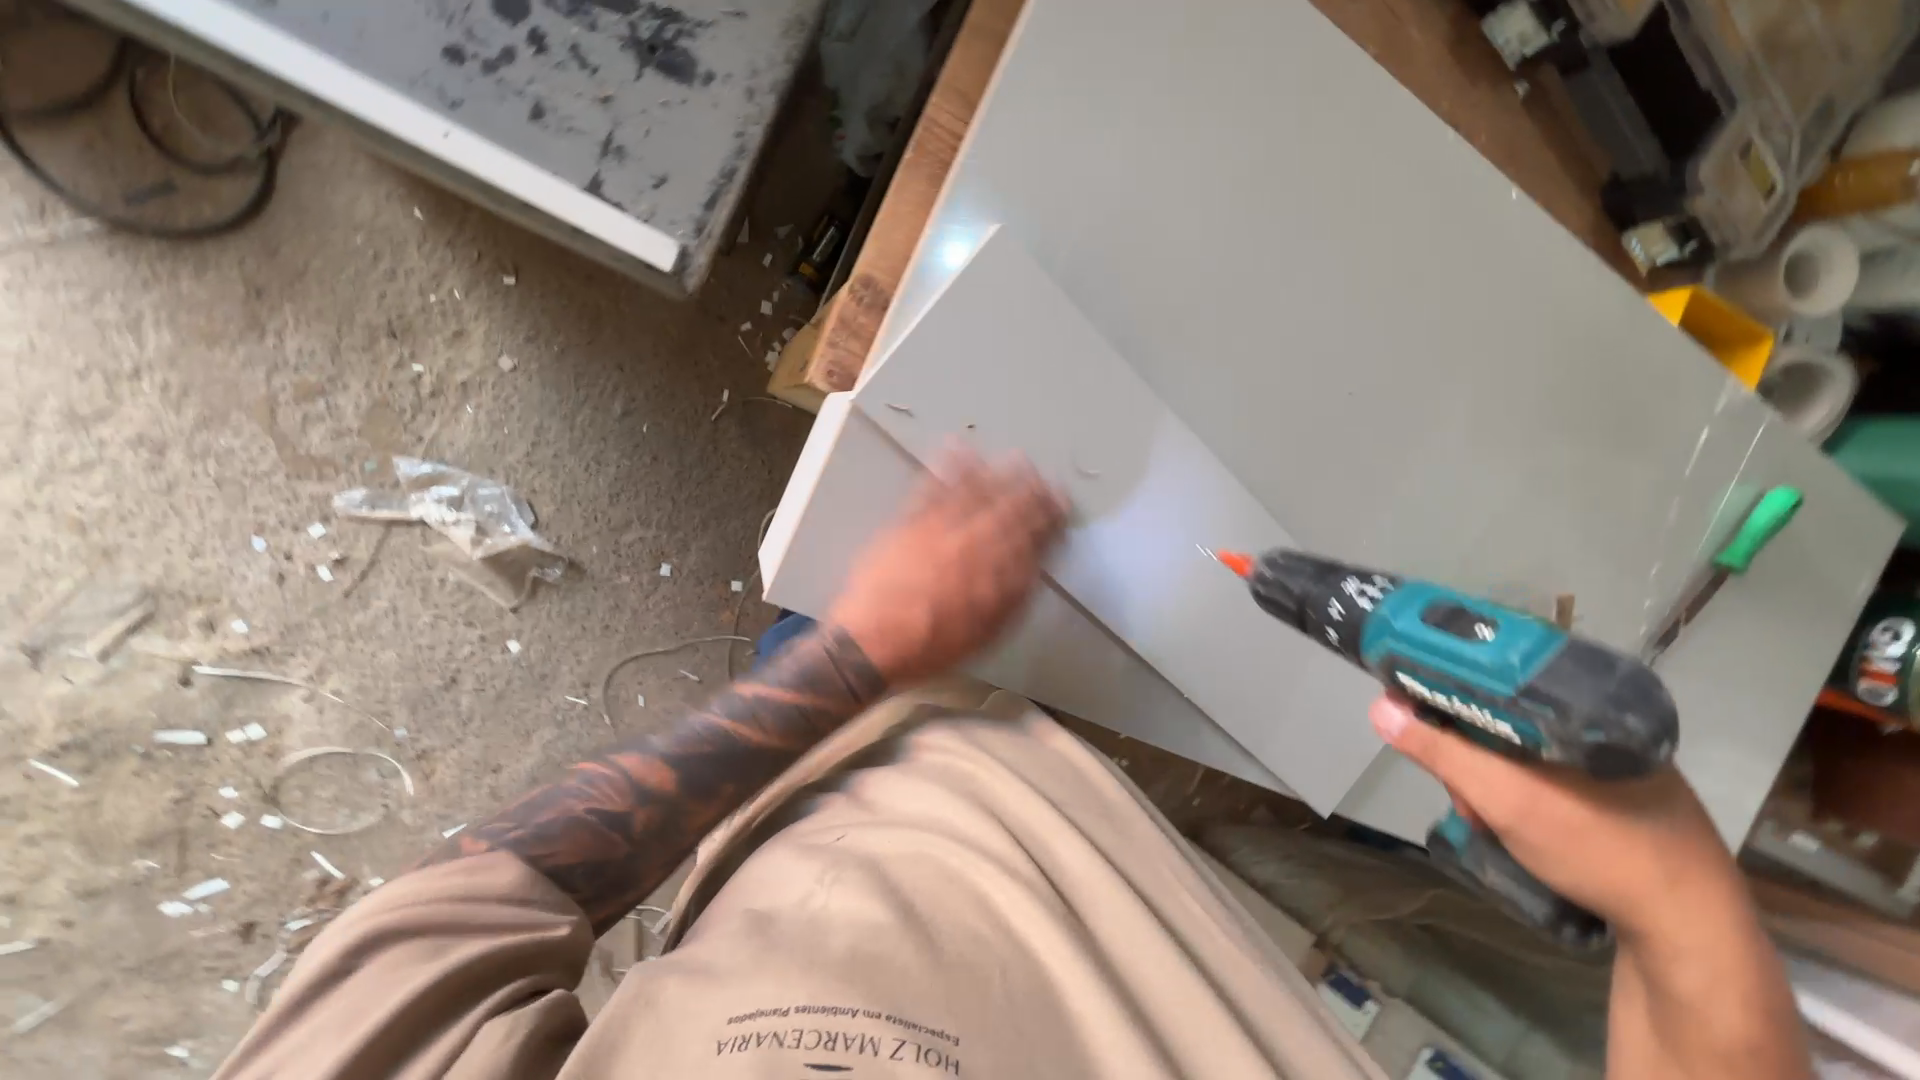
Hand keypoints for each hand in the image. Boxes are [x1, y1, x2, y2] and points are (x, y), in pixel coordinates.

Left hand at [825, 445, 1068, 684]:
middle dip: (1031, 491)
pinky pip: (933, 487)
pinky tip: (958, 448)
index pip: (1034, 538)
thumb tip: (1033, 567)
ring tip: (1016, 458)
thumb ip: (1013, 596)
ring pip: (978, 493)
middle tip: (1042, 477)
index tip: (1060, 504)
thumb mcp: (985, 633)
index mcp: (999, 576)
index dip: (1050, 518)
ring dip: (1000, 473)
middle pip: (1011, 510)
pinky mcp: (910, 521)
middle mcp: (976, 546)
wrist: (871, 643)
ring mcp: (942, 529)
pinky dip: (948, 466)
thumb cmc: (931, 647)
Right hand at [1370, 696, 1741, 944]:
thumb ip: (1442, 751)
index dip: (1450, 696)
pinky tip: (1519, 832)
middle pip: (1504, 723)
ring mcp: (1617, 767)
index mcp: (1586, 707)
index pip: (1498, 679)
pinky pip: (1549, 782)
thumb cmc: (1600, 849)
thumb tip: (1380, 707)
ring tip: (1492, 827)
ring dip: (1493, 787)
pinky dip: (1522, 800)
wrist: (1691, 933)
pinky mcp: (1623, 802)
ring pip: (1524, 757)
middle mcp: (1603, 728)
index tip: (1421, 721)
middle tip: (1470, 803)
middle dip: (1470, 761)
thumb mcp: (1506, 798)